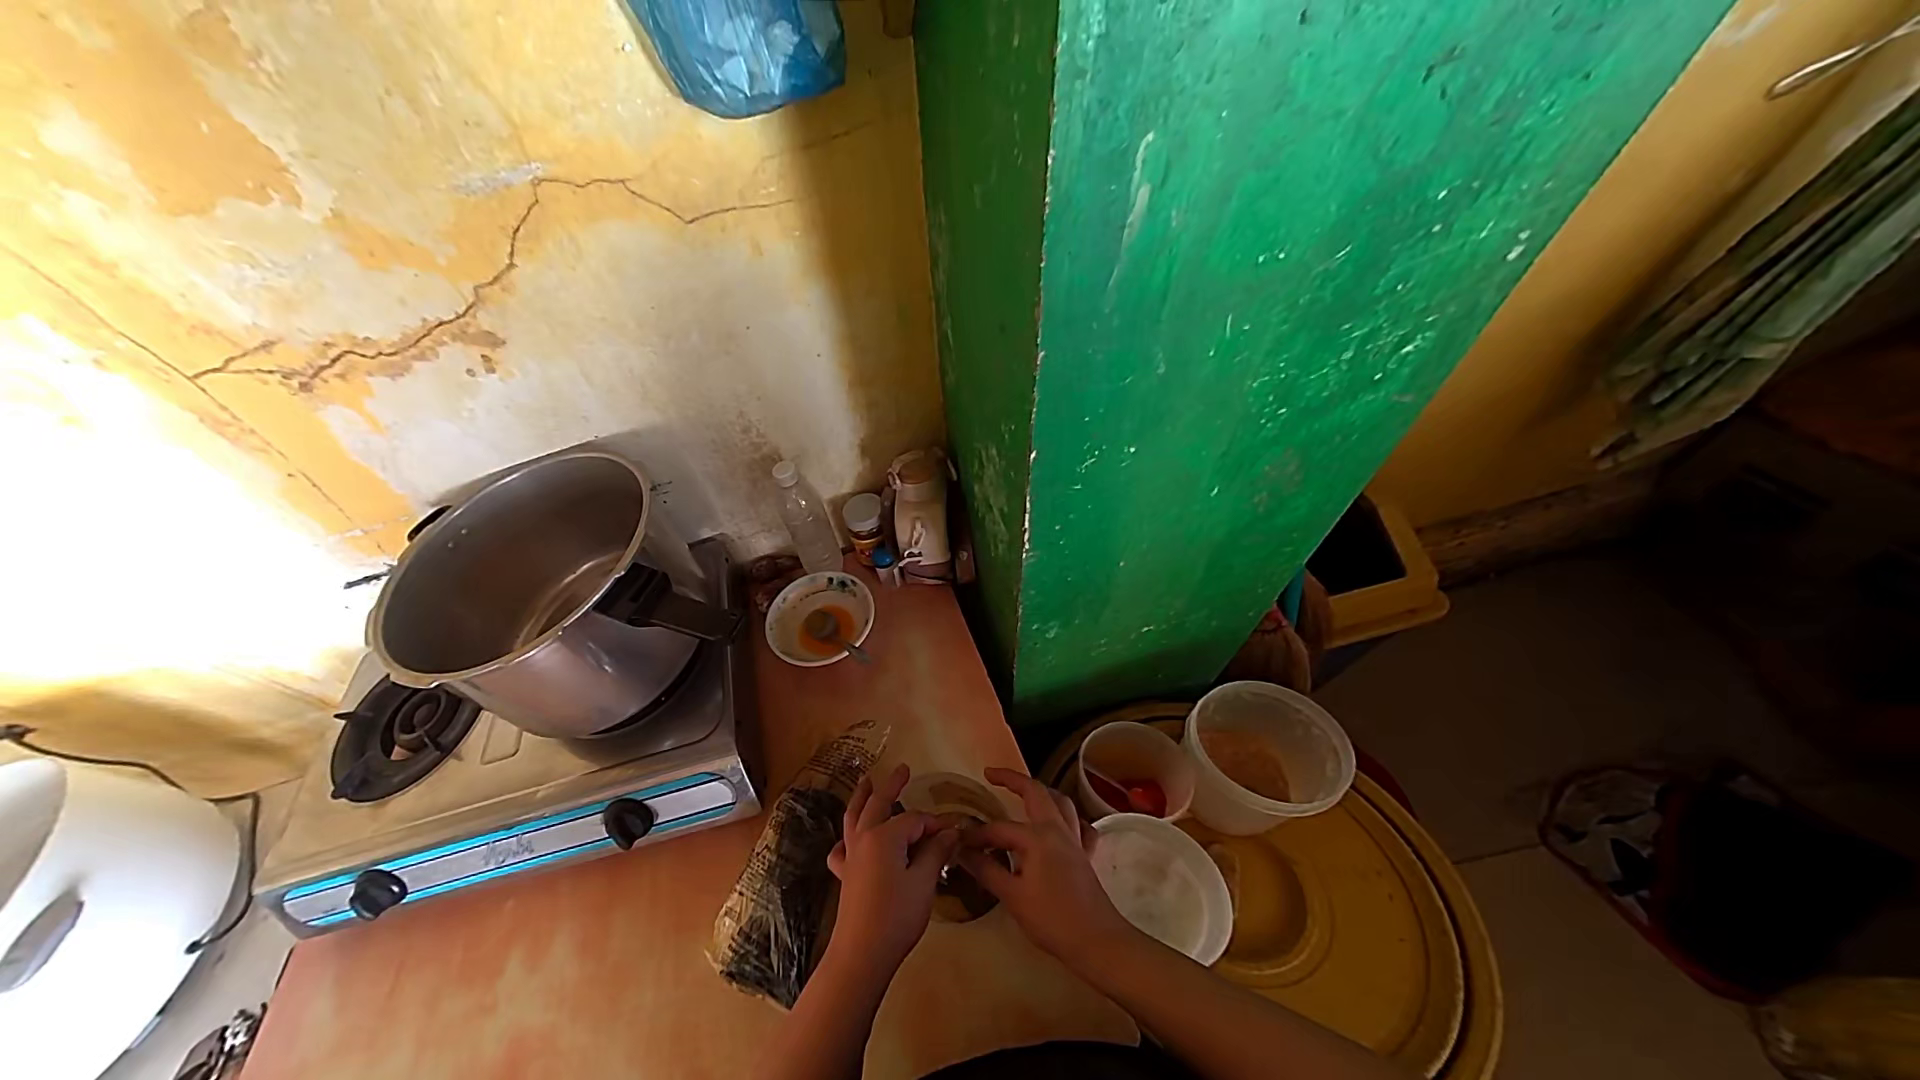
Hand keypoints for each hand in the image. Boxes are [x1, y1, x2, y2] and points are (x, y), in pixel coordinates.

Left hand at [824, 764, 959, 976]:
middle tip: (902, 769)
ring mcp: (851, 856)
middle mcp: (864, 839)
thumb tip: (951, 831)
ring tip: (865, 782)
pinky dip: (846, 838)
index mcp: (885, 836)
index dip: (936, 825)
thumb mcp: (924, 882)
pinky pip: (842, 848)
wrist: (861, 955)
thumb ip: (936, 852)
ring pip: (854, 818)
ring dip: (861, 798)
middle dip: (892, 785)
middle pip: (879, 804)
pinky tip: (848, 841)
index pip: (915, 819)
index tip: (953, 835)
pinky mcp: (844, 875)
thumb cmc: (897, 916)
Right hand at [956, 766, 1133, 964]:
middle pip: (1035, 792)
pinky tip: (1062, 824)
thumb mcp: (1012, 896)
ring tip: (1024, 791)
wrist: (1096, 940)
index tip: (958, 841)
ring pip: (1060, 802)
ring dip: (1041, 792)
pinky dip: (1069, 818)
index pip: (998, 829)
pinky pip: (1080, 825)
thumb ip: (986, 870)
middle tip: (991, 774)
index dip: (976, 835)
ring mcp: (1075, 839)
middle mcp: (1057, 829)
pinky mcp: (1086, 854)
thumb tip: (961, 851)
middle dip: (1012, 779)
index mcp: (1036, 836)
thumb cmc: (1051, 919)